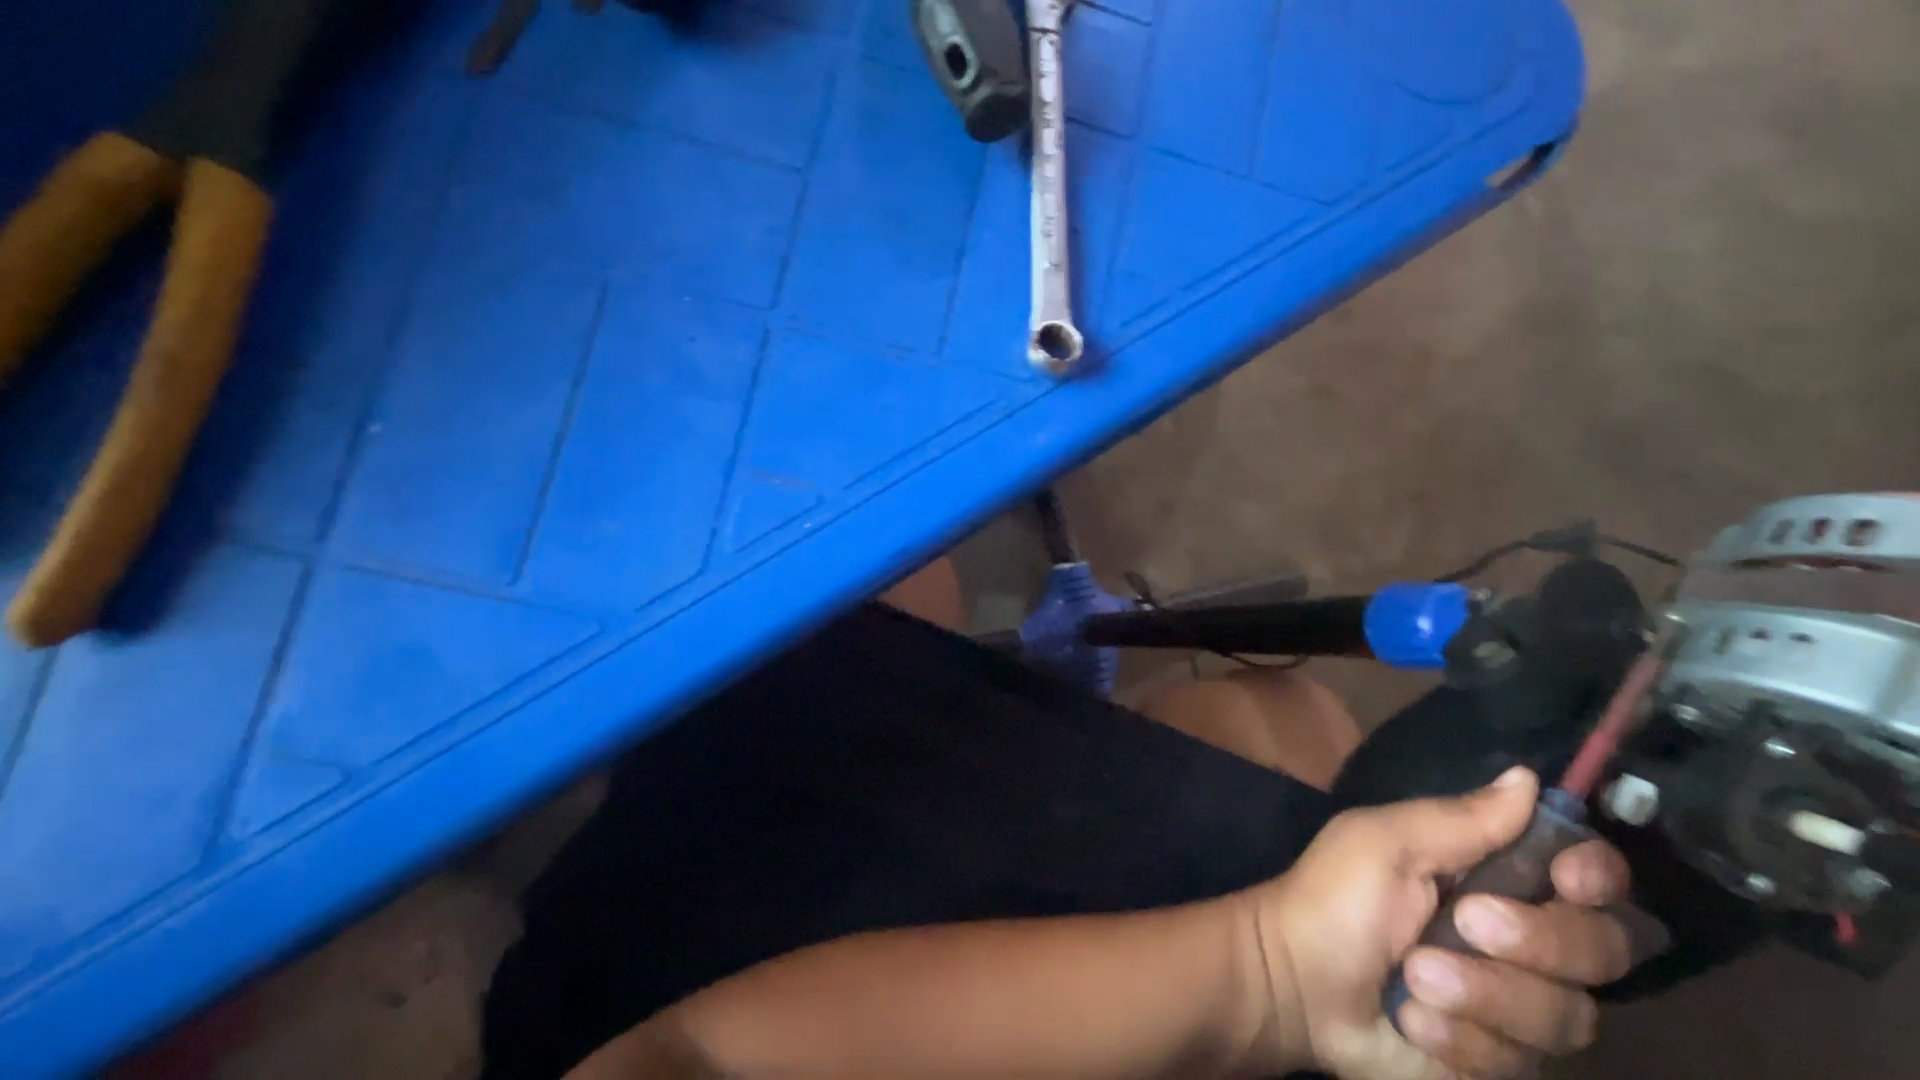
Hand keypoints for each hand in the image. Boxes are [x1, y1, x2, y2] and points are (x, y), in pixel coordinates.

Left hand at [1246, 767, 1655, 1079]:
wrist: (1293, 982)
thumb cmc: (1334, 897)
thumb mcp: (1385, 842)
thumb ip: (1460, 818)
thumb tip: (1529, 777)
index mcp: (1499, 878)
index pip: (1593, 876)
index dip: (1598, 876)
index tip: (1568, 880)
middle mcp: (1528, 944)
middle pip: (1601, 948)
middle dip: (1535, 940)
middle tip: (1465, 923)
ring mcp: (1519, 1008)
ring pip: (1566, 1015)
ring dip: (1481, 994)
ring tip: (1412, 976)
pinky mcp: (1502, 1062)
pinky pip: (1519, 1063)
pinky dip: (1458, 1039)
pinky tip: (1410, 1019)